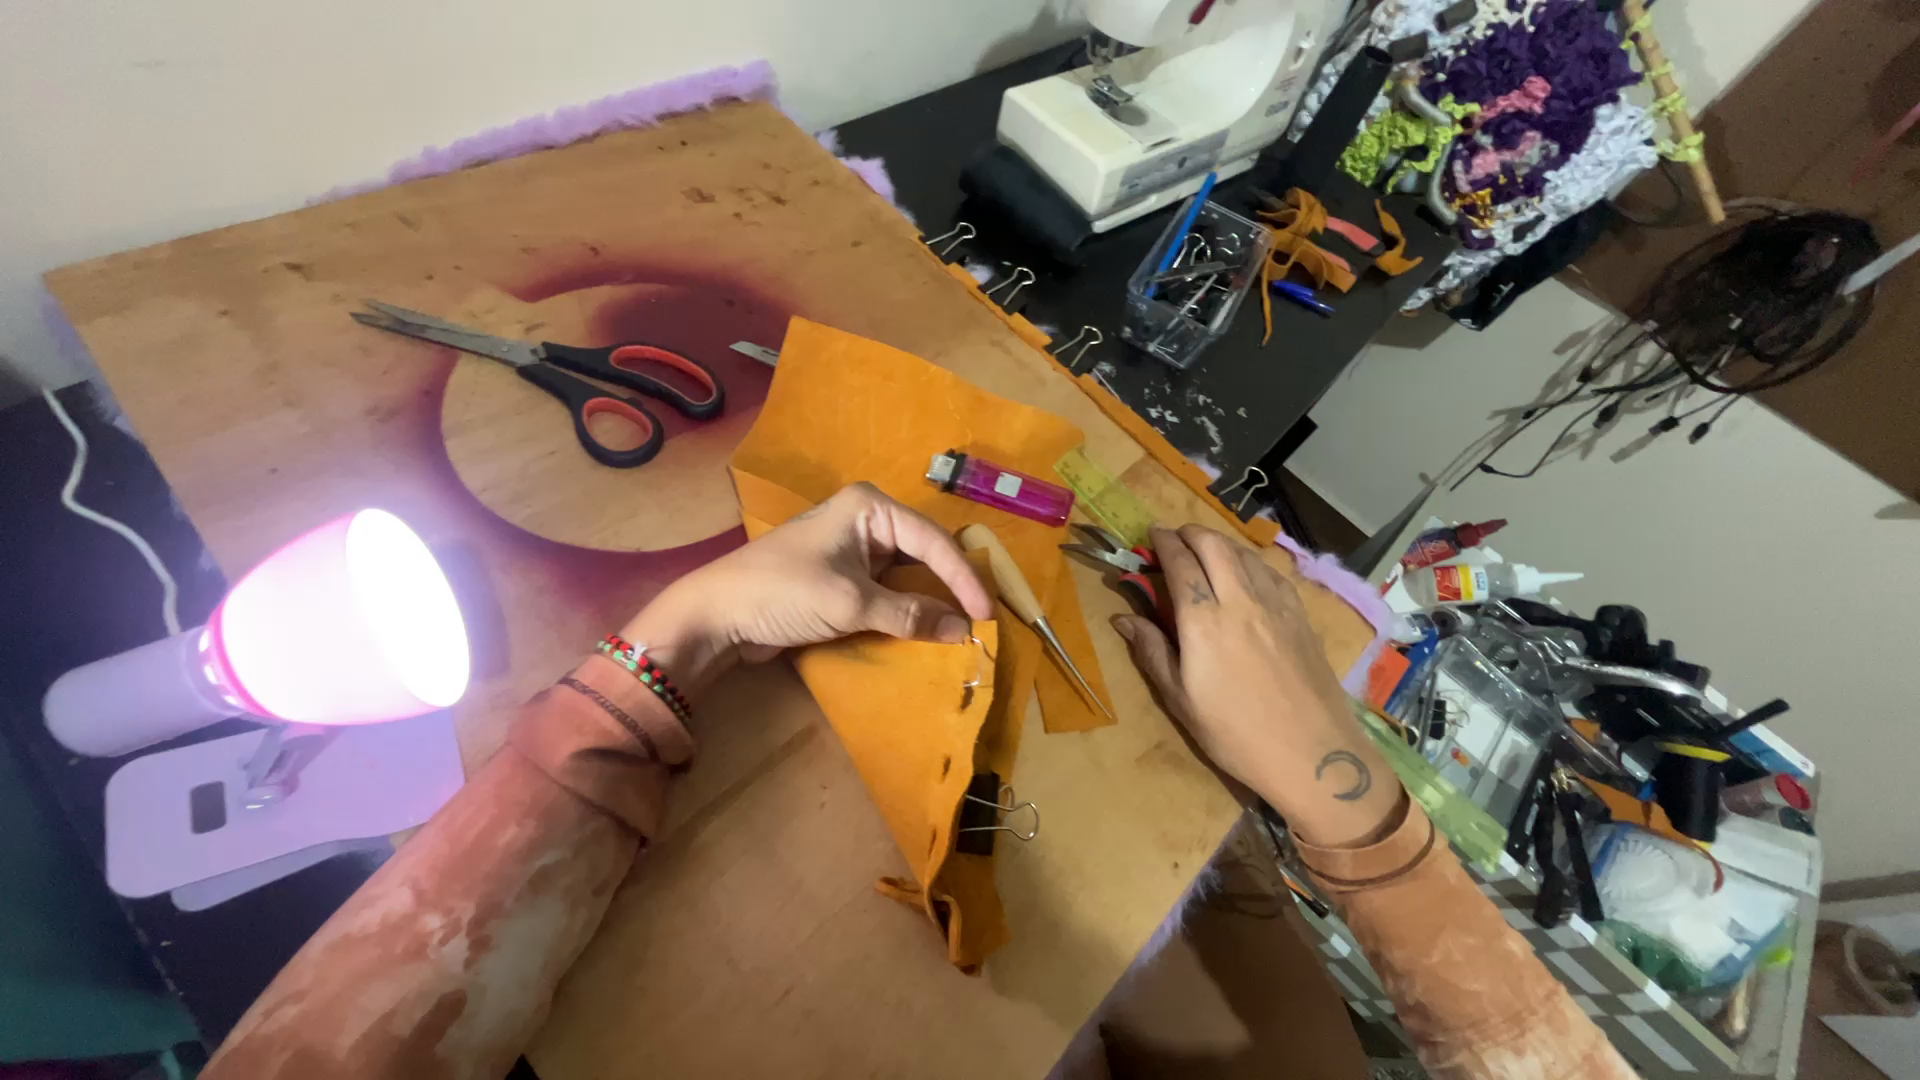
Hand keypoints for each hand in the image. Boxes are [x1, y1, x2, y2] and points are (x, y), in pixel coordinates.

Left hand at [621, 484, 993, 689]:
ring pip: (909, 572)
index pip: (932, 541)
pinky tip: (927, 627)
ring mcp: (855, 546)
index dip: (962, 578)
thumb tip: (963, 632)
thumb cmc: (783, 592)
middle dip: (952, 585)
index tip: (986, 615)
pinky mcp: (845, 574)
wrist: (717, 614)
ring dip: (931, 599)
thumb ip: (909, 616)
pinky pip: (889, 588)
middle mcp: (867, 519)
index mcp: (869, 507)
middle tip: (982, 618)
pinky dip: (907, 608)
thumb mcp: (850, 603)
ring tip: (963, 625)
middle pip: (925, 552)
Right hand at [1112, 524, 1401, 846]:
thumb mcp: (1179, 699)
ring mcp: (1275, 605)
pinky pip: (1271, 572)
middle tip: (1177, 536)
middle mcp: (1239, 600)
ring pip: (1245, 554)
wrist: (1312, 754)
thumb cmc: (1234, 733)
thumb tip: (1122, 618)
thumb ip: (1151, 650)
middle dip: (1192, 533)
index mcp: (1202, 621)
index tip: (1153, 534)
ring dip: (1221, 542)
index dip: (1164, 543)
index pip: (1180, 563)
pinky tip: (1246, 572)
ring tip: (1206, 548)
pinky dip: (1250, 561)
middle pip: (1214, 546)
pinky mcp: (1300, 615)